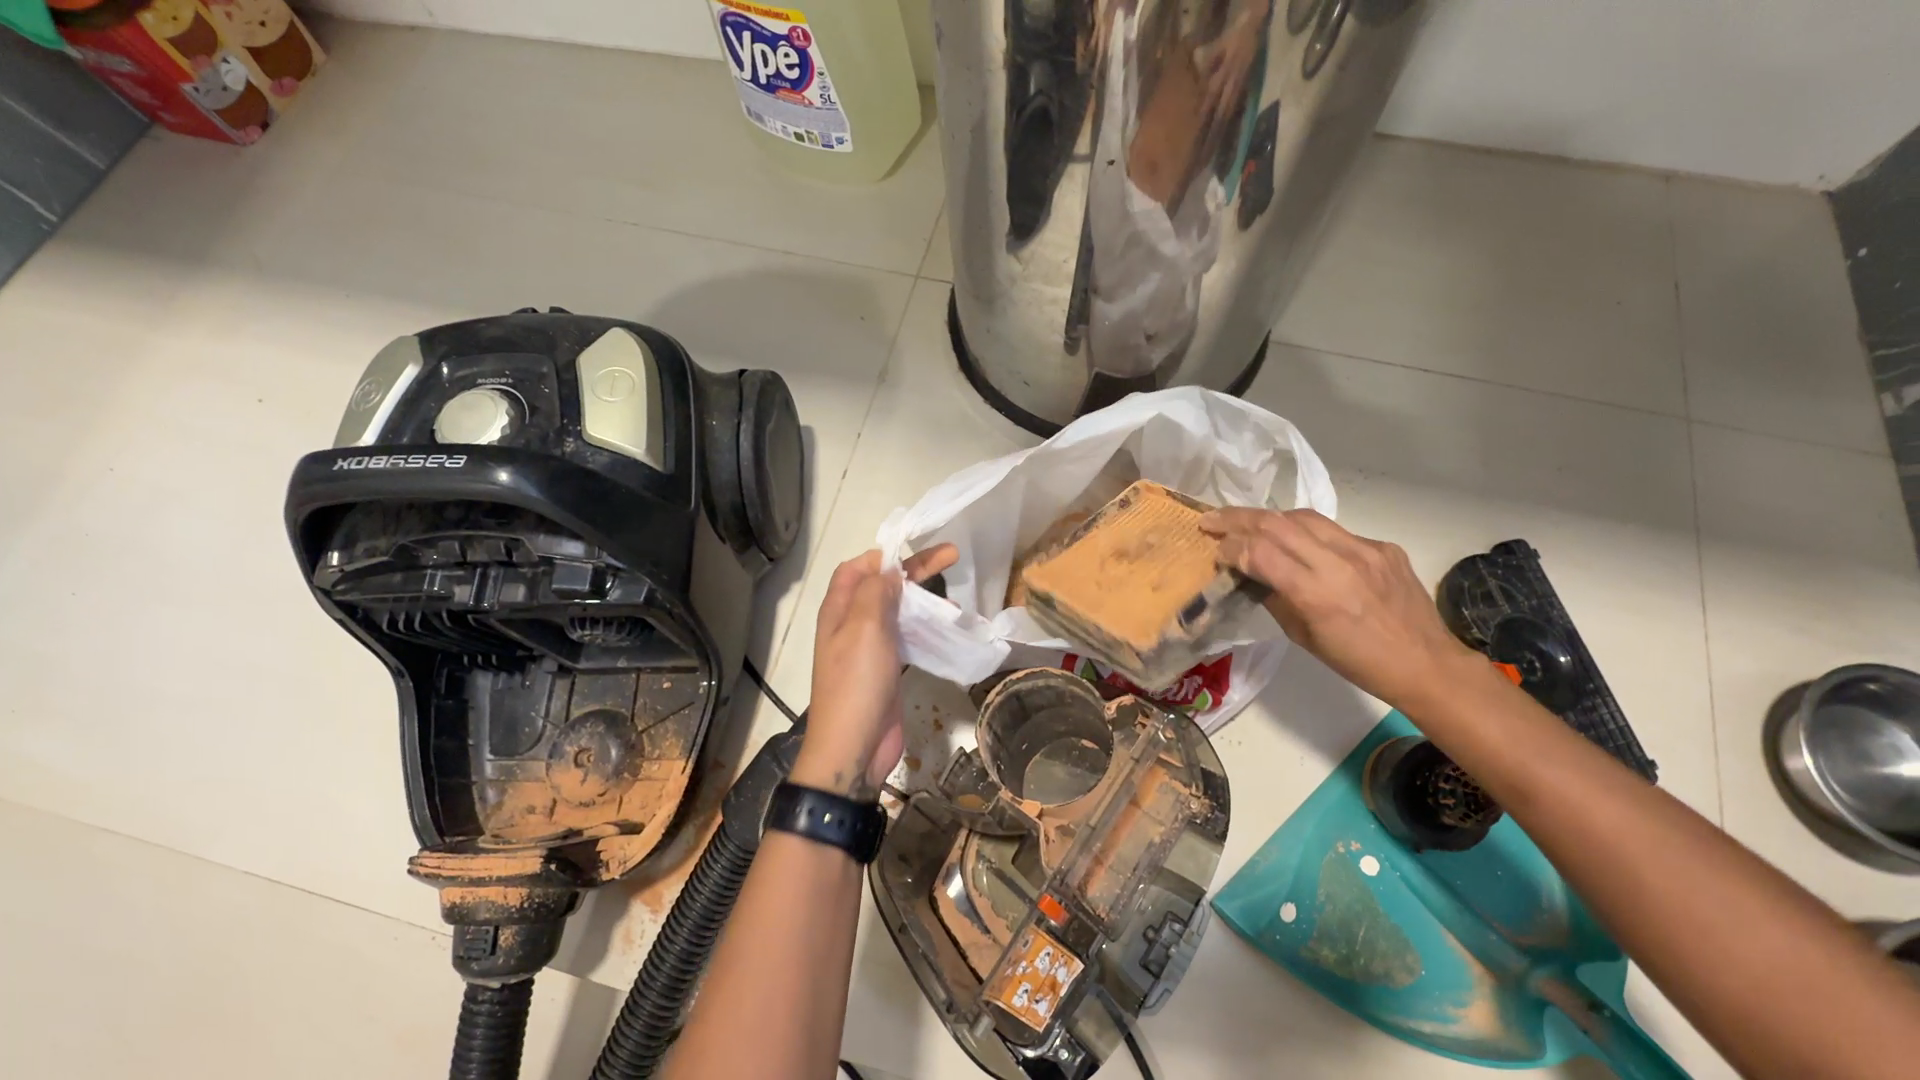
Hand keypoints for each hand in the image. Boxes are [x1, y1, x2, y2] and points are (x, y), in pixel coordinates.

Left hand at [790, 545, 958, 798]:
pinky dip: (926, 628)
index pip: (857, 568)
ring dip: (923, 601)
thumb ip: (875, 592)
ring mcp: (869, 649)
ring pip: (897, 612)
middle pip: (882, 586)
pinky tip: (948, 630)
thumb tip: (890, 571)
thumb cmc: (856, 684)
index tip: (917, 550)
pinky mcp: (886, 670)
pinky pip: (907, 639)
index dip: (885, 555)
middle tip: (953, 556)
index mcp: (838, 610)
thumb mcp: (863, 629)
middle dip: (914, 570)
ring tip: (956, 600)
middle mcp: (850, 625)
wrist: (853, 747)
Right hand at [1200, 509, 1480, 710]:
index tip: (1213, 550)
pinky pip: (1335, 531)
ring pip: (1305, 517)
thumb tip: (1250, 574)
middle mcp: (1339, 562)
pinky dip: (1308, 533)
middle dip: (1237, 519)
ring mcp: (1365, 549)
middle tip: (1211, 520)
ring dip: (1270, 519)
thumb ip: (1275, 599)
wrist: (1426, 663)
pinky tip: (1300, 545)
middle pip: (1276, 524)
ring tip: (1247, 524)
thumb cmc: (1359, 663)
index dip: (1230, 547)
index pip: (1260, 552)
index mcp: (1317, 594)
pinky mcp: (1382, 546)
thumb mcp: (1304, 638)